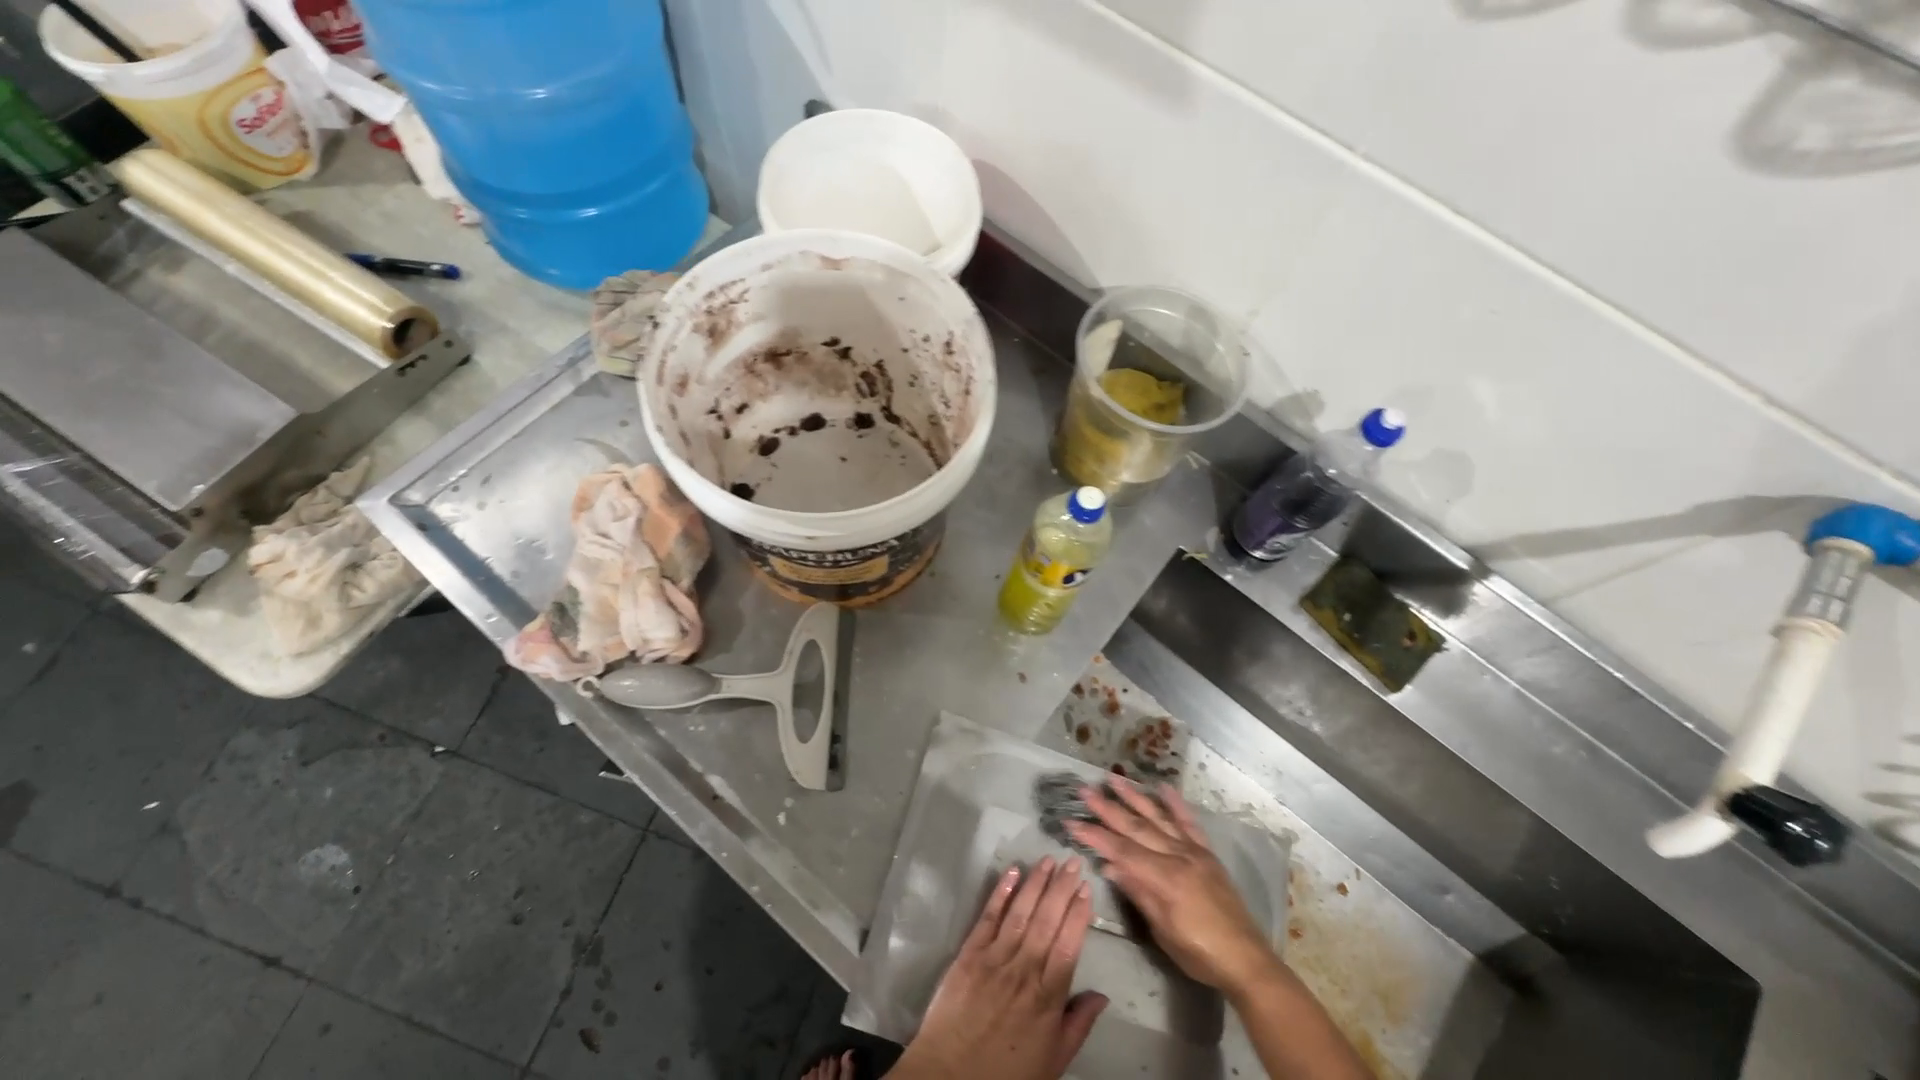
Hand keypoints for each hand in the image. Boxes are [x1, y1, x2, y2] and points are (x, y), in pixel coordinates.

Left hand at [892, 857, 1109, 1079]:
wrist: (951, 1077)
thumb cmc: (1008, 1072)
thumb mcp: (1054, 1059)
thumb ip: (1078, 1023)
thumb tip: (1102, 995)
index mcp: (1048, 995)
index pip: (1069, 944)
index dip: (1079, 914)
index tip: (1086, 888)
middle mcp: (1024, 970)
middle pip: (1047, 920)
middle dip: (1062, 888)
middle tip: (1073, 861)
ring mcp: (994, 959)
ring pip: (1020, 912)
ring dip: (1036, 883)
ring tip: (1048, 859)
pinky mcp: (968, 955)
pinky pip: (987, 918)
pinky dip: (1000, 893)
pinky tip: (1012, 873)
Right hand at [1067, 783, 1279, 996]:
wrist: (1245, 959)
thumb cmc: (1199, 953)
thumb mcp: (1162, 930)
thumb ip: (1138, 893)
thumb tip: (1108, 866)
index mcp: (1165, 878)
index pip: (1122, 850)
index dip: (1095, 836)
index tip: (1071, 821)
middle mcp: (1179, 856)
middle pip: (1137, 827)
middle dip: (1108, 809)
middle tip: (1085, 791)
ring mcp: (1195, 852)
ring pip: (1159, 818)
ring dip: (1135, 797)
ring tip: (1114, 779)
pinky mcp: (1207, 854)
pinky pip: (1189, 823)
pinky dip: (1175, 804)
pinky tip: (1162, 788)